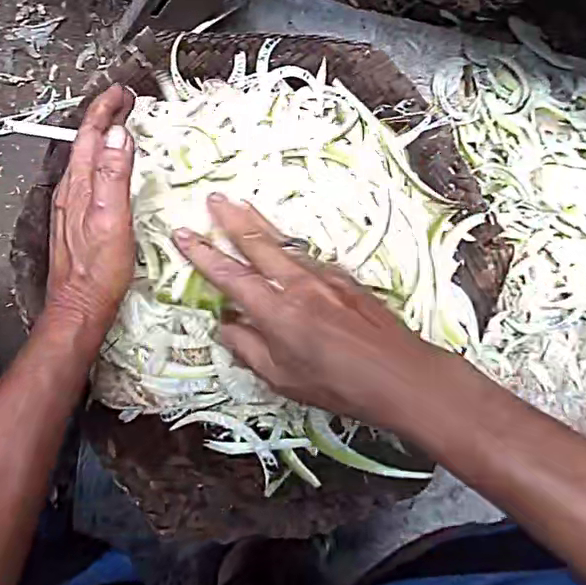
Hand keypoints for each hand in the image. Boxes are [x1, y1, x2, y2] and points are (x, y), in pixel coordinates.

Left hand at [43, 85, 136, 336]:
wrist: (79, 307)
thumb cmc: (97, 271)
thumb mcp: (112, 219)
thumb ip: (113, 176)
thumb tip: (117, 136)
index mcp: (79, 186)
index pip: (89, 134)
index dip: (104, 109)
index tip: (121, 93)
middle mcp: (70, 191)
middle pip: (85, 142)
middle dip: (103, 117)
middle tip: (123, 102)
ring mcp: (70, 206)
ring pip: (84, 159)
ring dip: (100, 138)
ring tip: (118, 126)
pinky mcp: (75, 220)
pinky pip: (86, 178)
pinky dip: (99, 161)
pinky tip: (108, 168)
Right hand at [173, 194, 469, 432]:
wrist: (402, 374)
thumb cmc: (339, 386)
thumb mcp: (283, 379)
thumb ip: (249, 349)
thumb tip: (226, 327)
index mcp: (276, 312)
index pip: (229, 276)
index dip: (202, 254)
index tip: (182, 234)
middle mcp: (297, 286)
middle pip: (257, 243)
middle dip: (231, 219)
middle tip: (213, 199)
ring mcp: (324, 278)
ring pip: (283, 244)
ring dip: (259, 224)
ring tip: (241, 205)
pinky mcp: (345, 278)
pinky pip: (308, 258)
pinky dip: (289, 247)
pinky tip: (285, 246)